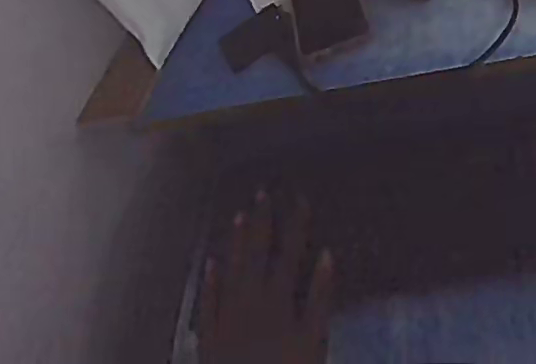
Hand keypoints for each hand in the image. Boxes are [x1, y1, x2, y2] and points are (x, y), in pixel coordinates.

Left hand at [197, 191, 334, 363]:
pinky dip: (210, 281)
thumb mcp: (313, 343)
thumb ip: (319, 299)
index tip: (300, 197)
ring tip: (239, 215)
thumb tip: (327, 255)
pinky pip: (208, 303)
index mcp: (278, 300)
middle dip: (262, 222)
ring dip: (236, 242)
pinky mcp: (210, 340)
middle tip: (262, 192)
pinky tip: (210, 264)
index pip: (289, 252)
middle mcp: (250, 301)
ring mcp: (226, 318)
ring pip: (231, 270)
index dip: (295, 224)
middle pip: (257, 253)